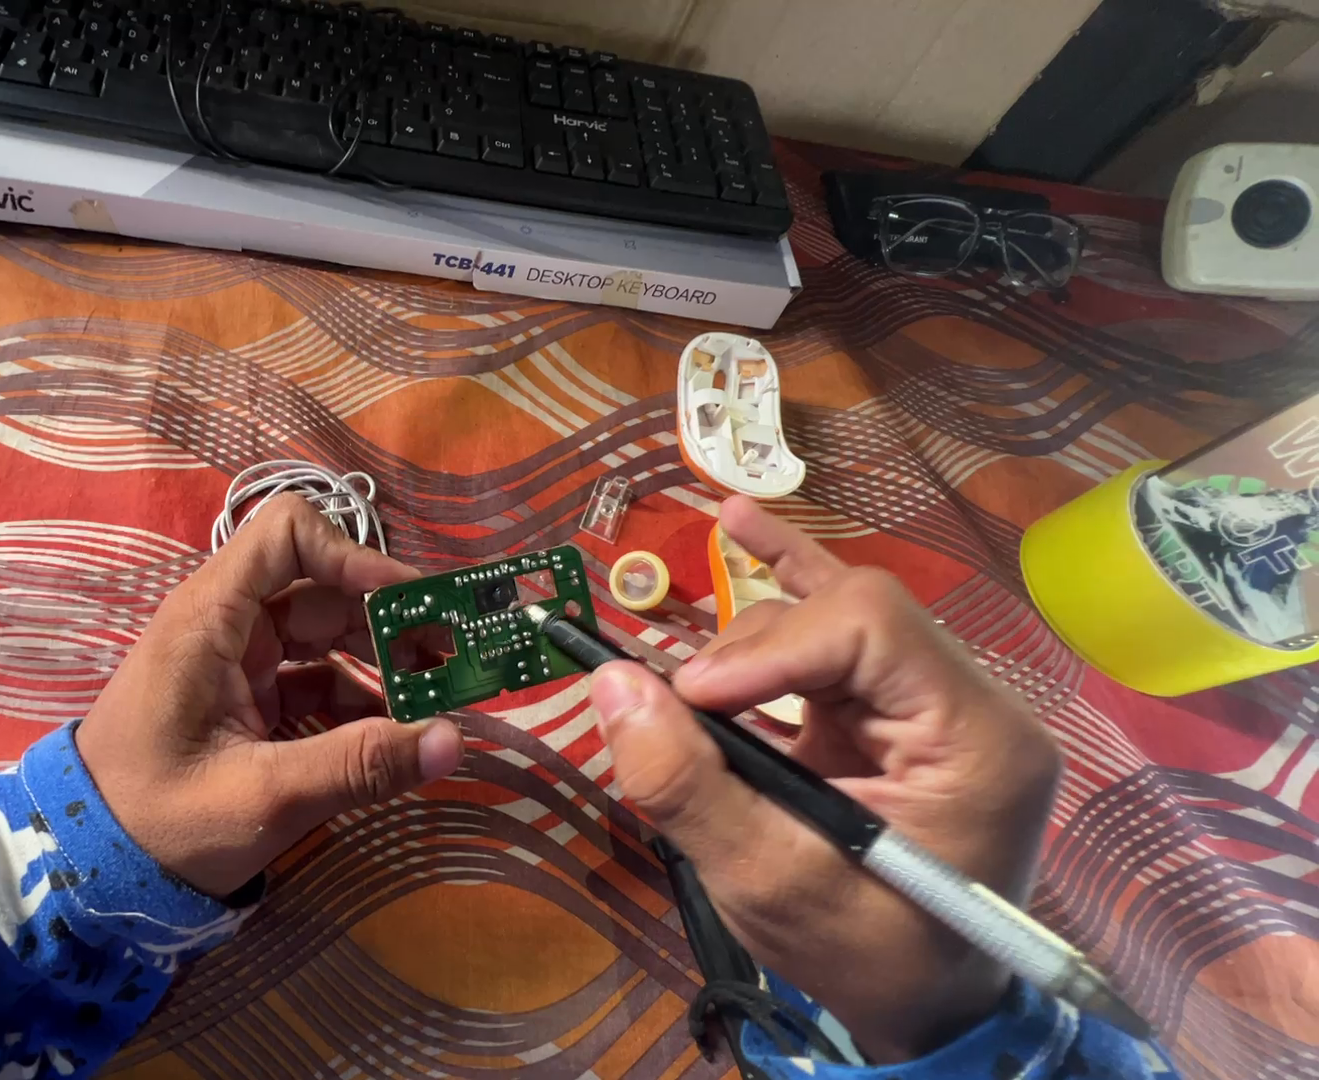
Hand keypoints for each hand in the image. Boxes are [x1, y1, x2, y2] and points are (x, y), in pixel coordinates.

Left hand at [77, 495, 464, 899]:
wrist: (84, 870)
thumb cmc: (156, 822)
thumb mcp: (261, 796)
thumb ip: (357, 766)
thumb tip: (452, 741)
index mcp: (212, 617)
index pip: (288, 534)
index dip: (353, 554)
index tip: (408, 603)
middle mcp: (227, 623)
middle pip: (322, 587)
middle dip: (389, 618)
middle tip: (451, 659)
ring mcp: (238, 660)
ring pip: (325, 634)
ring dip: (380, 660)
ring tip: (436, 698)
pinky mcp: (247, 697)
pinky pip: (315, 679)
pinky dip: (357, 698)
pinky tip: (392, 733)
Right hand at [590, 496, 1061, 1062]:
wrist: (917, 998)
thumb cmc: (861, 954)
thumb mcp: (766, 884)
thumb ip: (688, 786)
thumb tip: (610, 683)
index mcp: (974, 740)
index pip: (866, 628)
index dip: (765, 648)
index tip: (689, 703)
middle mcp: (962, 697)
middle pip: (838, 612)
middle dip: (744, 655)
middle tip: (681, 716)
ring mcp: (923, 692)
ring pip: (816, 611)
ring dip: (738, 644)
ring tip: (688, 695)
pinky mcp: (879, 697)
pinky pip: (828, 612)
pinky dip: (777, 567)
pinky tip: (736, 522)